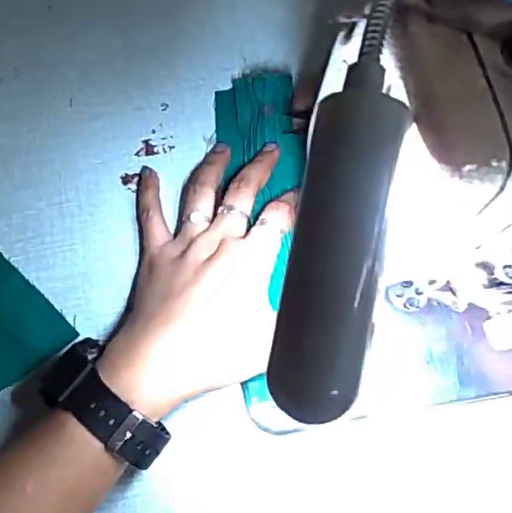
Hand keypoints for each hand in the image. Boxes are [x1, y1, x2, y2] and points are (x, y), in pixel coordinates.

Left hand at [98, 143, 297, 418]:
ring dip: (213, 167)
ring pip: (199, 193)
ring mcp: (185, 242)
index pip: (279, 216)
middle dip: (260, 168)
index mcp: (251, 258)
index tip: (303, 192)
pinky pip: (151, 215)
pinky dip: (149, 192)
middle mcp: (220, 239)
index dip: (295, 201)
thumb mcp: (274, 342)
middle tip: (271, 150)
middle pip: (242, 192)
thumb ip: (308, 320)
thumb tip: (363, 325)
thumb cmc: (217, 354)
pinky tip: (148, 172)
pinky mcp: (155, 252)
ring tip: (222, 148)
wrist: (158, 364)